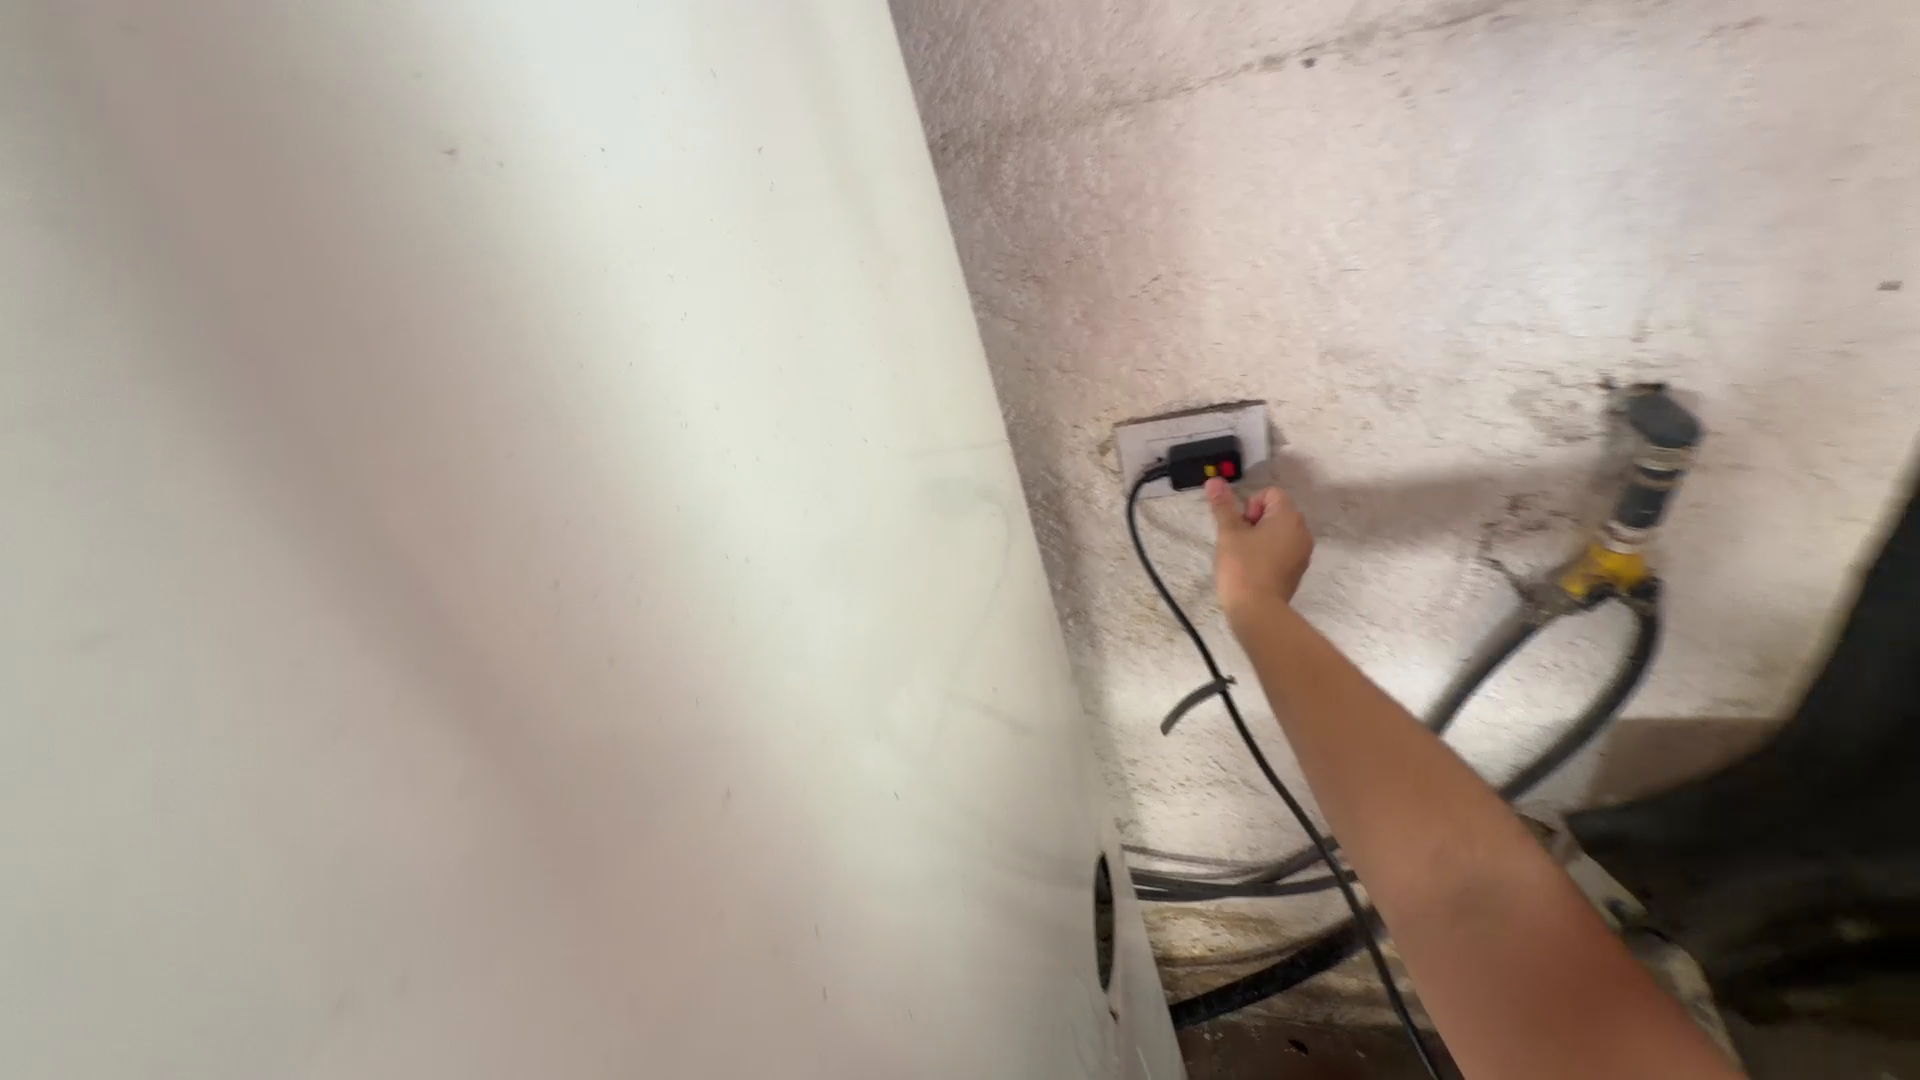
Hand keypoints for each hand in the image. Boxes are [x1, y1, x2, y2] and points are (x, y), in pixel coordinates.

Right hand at [1204, 477, 1312, 625]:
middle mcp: (1302, 530)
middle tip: (1239, 542)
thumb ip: (1223, 505)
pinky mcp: (1298, 569)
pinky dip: (1268, 552)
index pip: (1269, 493)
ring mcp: (1303, 551)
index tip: (1240, 527)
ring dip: (1260, 537)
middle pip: (1275, 511)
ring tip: (1244, 556)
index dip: (1250, 506)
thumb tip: (1214, 480)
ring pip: (1278, 531)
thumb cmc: (1242, 567)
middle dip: (1254, 521)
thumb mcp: (1229, 533)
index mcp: (1288, 517)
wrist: (1257, 610)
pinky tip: (1254, 569)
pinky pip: (1283, 549)